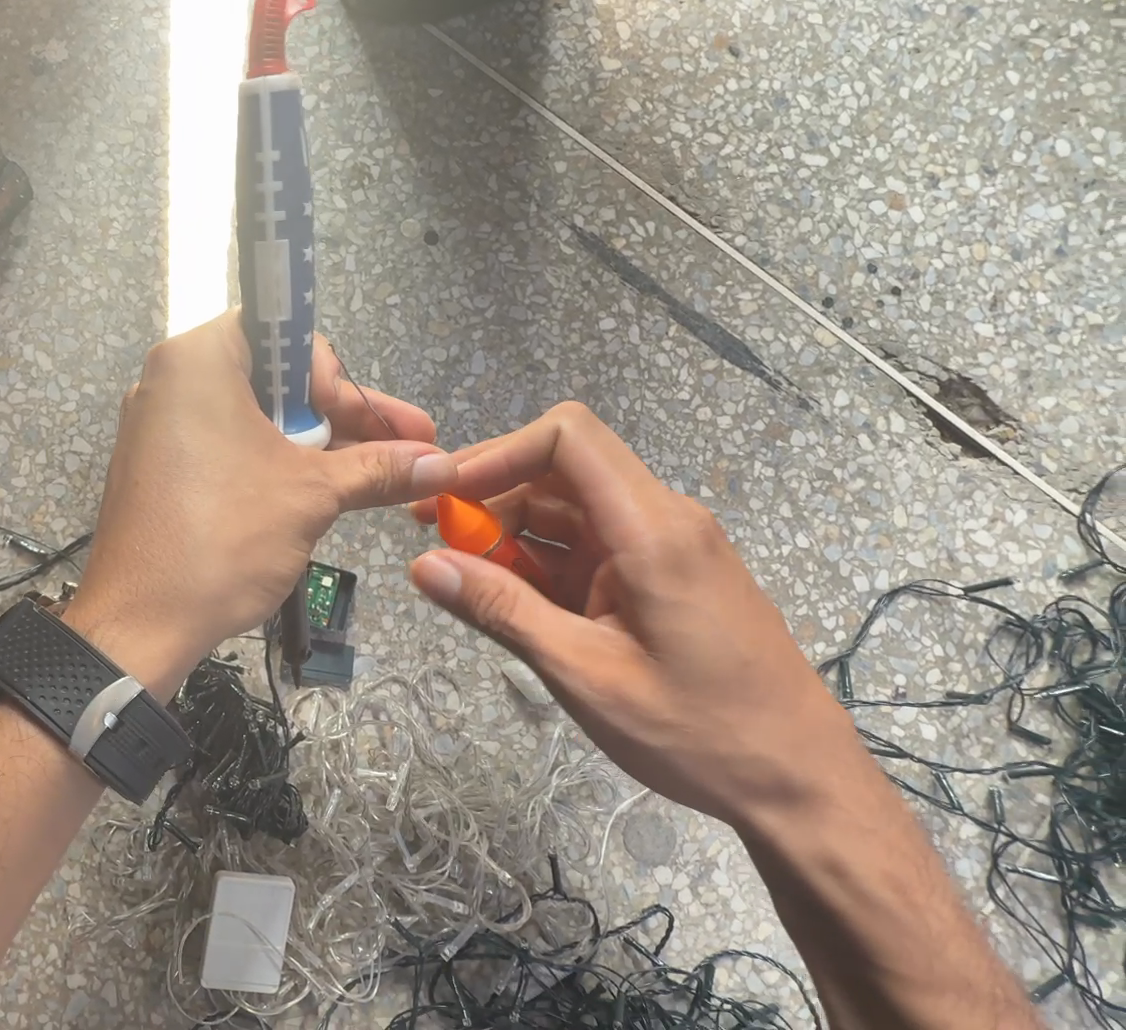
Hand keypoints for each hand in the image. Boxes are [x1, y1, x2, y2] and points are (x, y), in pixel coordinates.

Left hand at [66, 314, 457, 695]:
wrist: (138, 624)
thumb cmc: (224, 537)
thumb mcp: (311, 494)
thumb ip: (377, 468)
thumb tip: (441, 462)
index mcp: (197, 360)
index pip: (283, 332)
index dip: (332, 374)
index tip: (363, 419)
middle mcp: (169, 382)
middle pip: (272, 378)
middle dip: (338, 416)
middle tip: (400, 448)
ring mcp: (156, 428)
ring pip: (251, 420)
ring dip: (312, 448)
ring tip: (373, 480)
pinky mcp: (156, 471)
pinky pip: (222, 450)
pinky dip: (268, 467)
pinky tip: (315, 497)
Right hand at [406, 402, 868, 828]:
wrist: (801, 786)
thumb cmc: (699, 732)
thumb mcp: (583, 673)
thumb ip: (500, 610)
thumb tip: (421, 565)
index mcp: (652, 528)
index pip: (567, 437)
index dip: (497, 453)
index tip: (444, 495)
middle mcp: (659, 520)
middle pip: (557, 471)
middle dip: (488, 496)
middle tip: (429, 538)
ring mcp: (659, 548)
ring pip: (564, 511)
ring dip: (506, 534)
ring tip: (460, 579)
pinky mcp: (656, 577)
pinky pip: (583, 549)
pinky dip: (536, 564)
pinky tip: (505, 599)